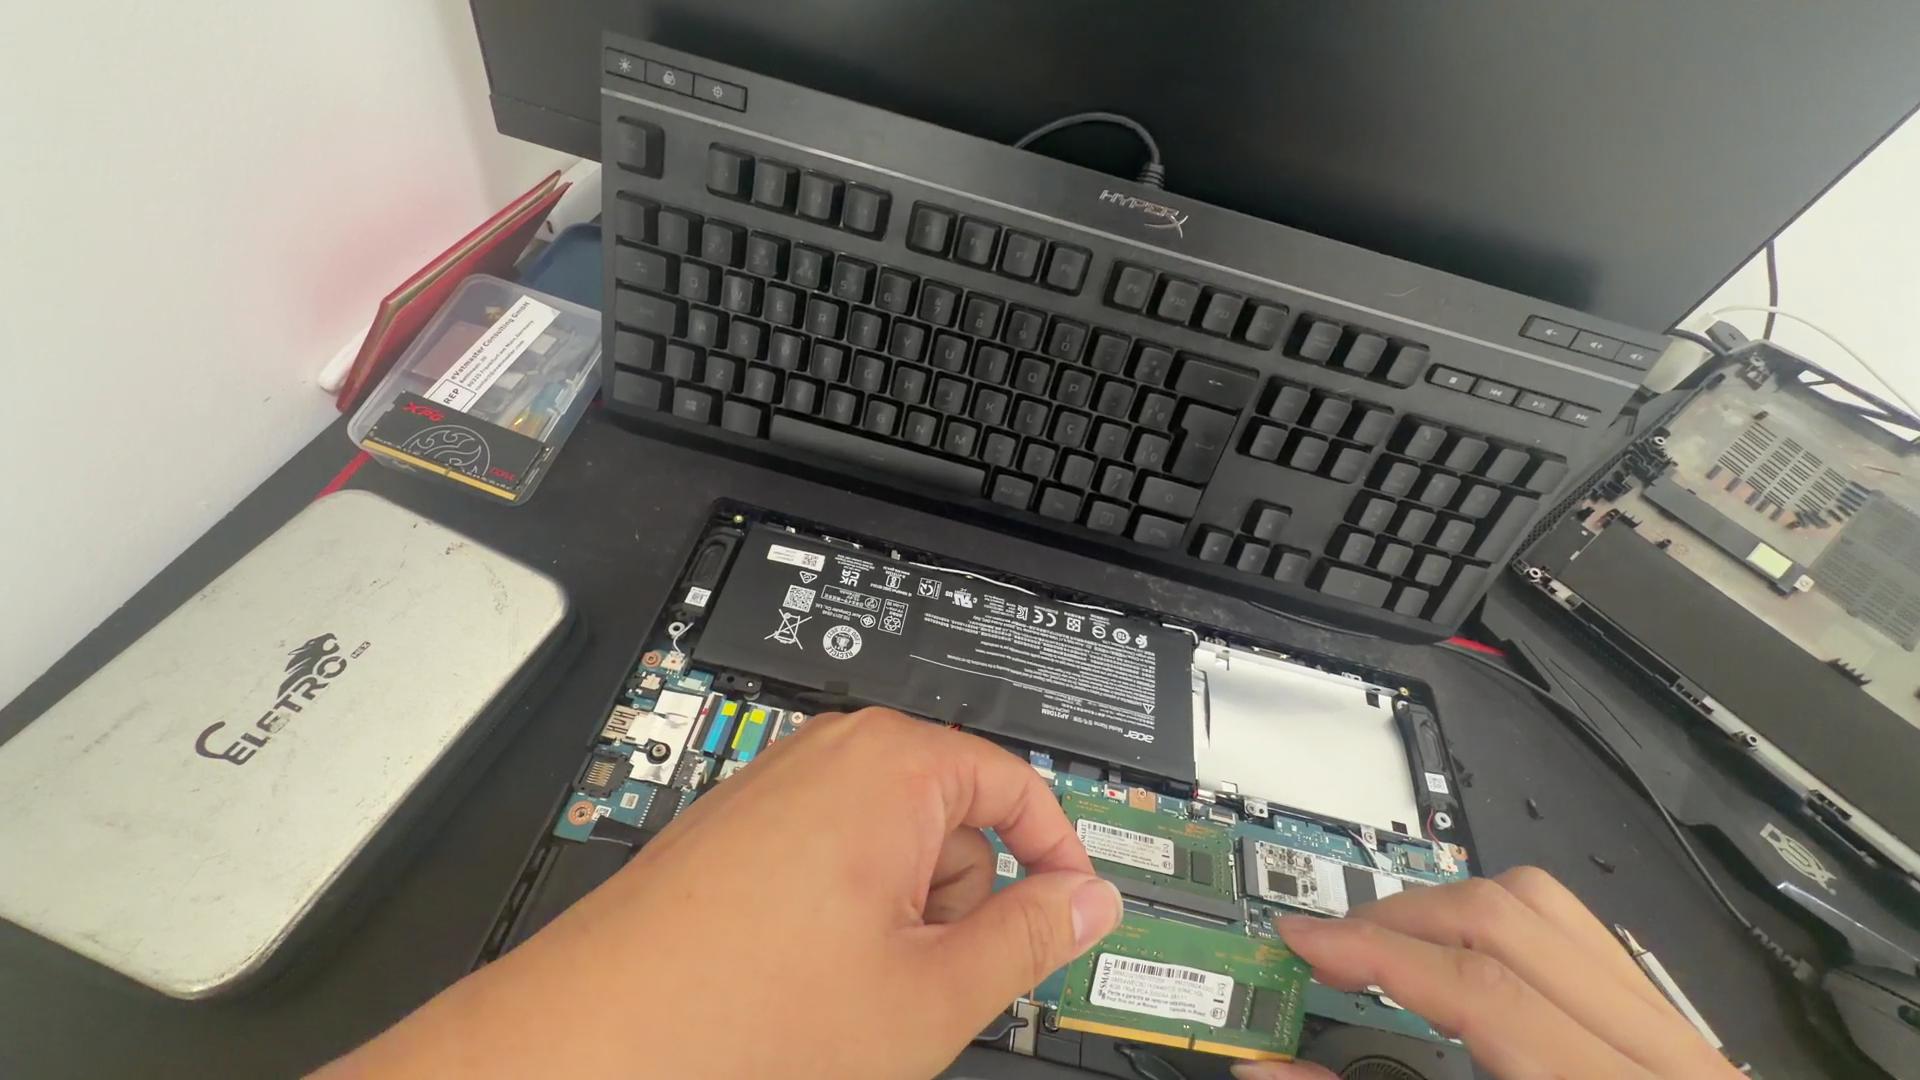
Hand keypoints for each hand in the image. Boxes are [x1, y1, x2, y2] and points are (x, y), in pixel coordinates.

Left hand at [316, 708, 1123, 1079]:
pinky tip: (812, 971)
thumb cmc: (747, 1017)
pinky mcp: (745, 819)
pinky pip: (836, 847)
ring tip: (858, 985)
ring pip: (892, 836)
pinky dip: (850, 906)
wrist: (586, 1049)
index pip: (1015, 784)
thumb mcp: (930, 993)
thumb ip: (1029, 937)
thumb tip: (1086, 902)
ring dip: (904, 911)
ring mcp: (782, 781)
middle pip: (951, 812)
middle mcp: (833, 752)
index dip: (1054, 851)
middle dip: (960, 896)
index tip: (1066, 907)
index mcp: (892, 764)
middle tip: (928, 976)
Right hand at [1232, 868, 1742, 1079]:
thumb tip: (1267, 1070)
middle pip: (1503, 923)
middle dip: (1394, 920)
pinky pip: (1569, 923)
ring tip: (1385, 940)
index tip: (1302, 940)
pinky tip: (1455, 951)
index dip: (1375, 954)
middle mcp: (1669, 1061)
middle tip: (1331, 946)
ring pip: (1538, 902)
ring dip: (1438, 906)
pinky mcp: (1671, 1025)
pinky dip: (1489, 916)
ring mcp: (1680, 1035)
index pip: (1482, 990)